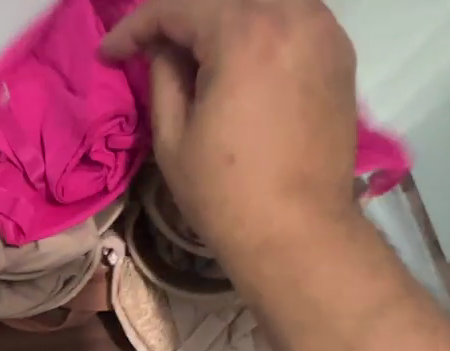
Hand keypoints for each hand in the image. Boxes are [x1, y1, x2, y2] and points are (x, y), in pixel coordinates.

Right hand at [103, 0, 361, 264]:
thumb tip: (162, 47)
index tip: (109, 53)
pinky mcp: (340, 53)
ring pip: (263, 2)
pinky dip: (260, 28)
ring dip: (223, 18)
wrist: (296, 229)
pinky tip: (238, 60)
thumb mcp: (173, 138)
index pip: (180, 7)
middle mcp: (293, 13)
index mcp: (244, 34)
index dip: (136, 26)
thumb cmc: (223, 193)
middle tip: (150, 47)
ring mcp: (324, 30)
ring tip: (194, 53)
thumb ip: (163, 77)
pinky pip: (293, 18)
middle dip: (181, 17)